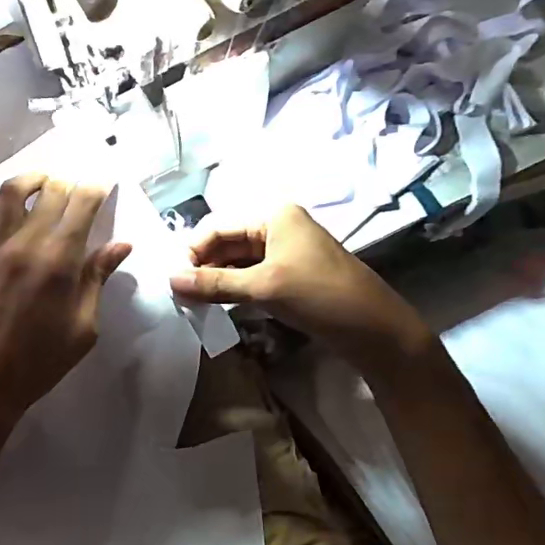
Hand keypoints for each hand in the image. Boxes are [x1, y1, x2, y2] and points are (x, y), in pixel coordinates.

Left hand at [0, 174, 130, 455]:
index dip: (96, 188)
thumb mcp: (83, 328)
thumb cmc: (39, 363)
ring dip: (33, 179)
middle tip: (80, 188)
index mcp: (59, 261)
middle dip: (70, 183)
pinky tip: (7, 206)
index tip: (104, 184)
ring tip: (46, 183)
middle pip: (51, 192)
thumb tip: (120, 246)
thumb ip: (97, 280)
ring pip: (12, 192)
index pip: (82, 205)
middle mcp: (26, 243)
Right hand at [170, 204, 434, 375]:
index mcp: (274, 215)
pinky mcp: (290, 276)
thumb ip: (214, 283)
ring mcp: (285, 252)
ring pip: (237, 261)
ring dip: (216, 279)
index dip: (193, 251)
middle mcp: (278, 227)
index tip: (174, 280)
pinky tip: (217, 305)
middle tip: (180, 294)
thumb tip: (170, 281)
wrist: (374, 329)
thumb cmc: (319, 295)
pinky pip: (251, 276)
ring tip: (193, 302)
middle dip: (203, 266)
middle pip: (227, 242)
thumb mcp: (263, 287)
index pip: (218, 226)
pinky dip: (233, 288)